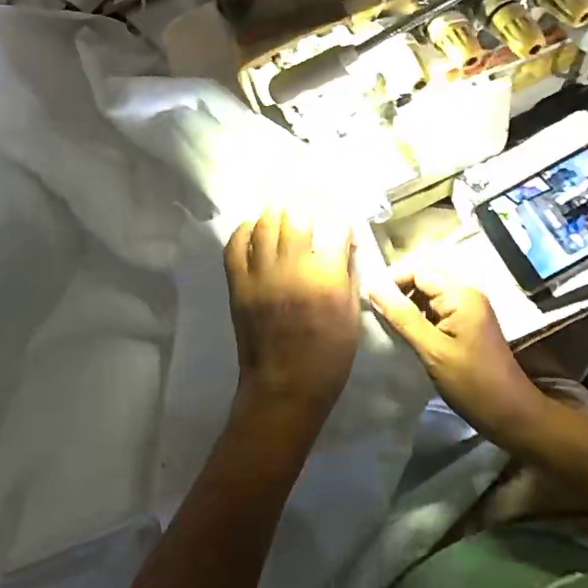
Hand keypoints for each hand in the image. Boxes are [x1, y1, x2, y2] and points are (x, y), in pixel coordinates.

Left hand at [223, 207, 361, 426]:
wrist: (284, 388)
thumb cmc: (328, 357)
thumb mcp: (352, 316)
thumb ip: (348, 275)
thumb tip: (347, 244)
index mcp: (327, 277)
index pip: (335, 226)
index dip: (338, 210)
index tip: (339, 206)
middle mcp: (293, 267)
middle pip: (296, 216)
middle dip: (305, 202)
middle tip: (309, 198)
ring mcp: (261, 274)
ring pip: (265, 224)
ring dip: (276, 211)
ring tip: (283, 208)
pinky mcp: (238, 284)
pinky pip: (235, 245)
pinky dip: (245, 230)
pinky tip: (255, 228)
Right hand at [369, 266, 547, 440]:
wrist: (510, 415)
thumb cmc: (472, 383)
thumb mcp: (432, 350)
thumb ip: (402, 317)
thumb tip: (373, 287)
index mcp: (461, 294)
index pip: (418, 273)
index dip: (392, 283)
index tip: (370, 302)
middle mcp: (466, 295)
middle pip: (424, 282)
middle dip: (400, 295)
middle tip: (377, 317)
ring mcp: (469, 310)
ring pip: (429, 298)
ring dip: (409, 309)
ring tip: (389, 328)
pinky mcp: (468, 326)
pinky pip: (437, 313)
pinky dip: (421, 321)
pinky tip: (408, 337)